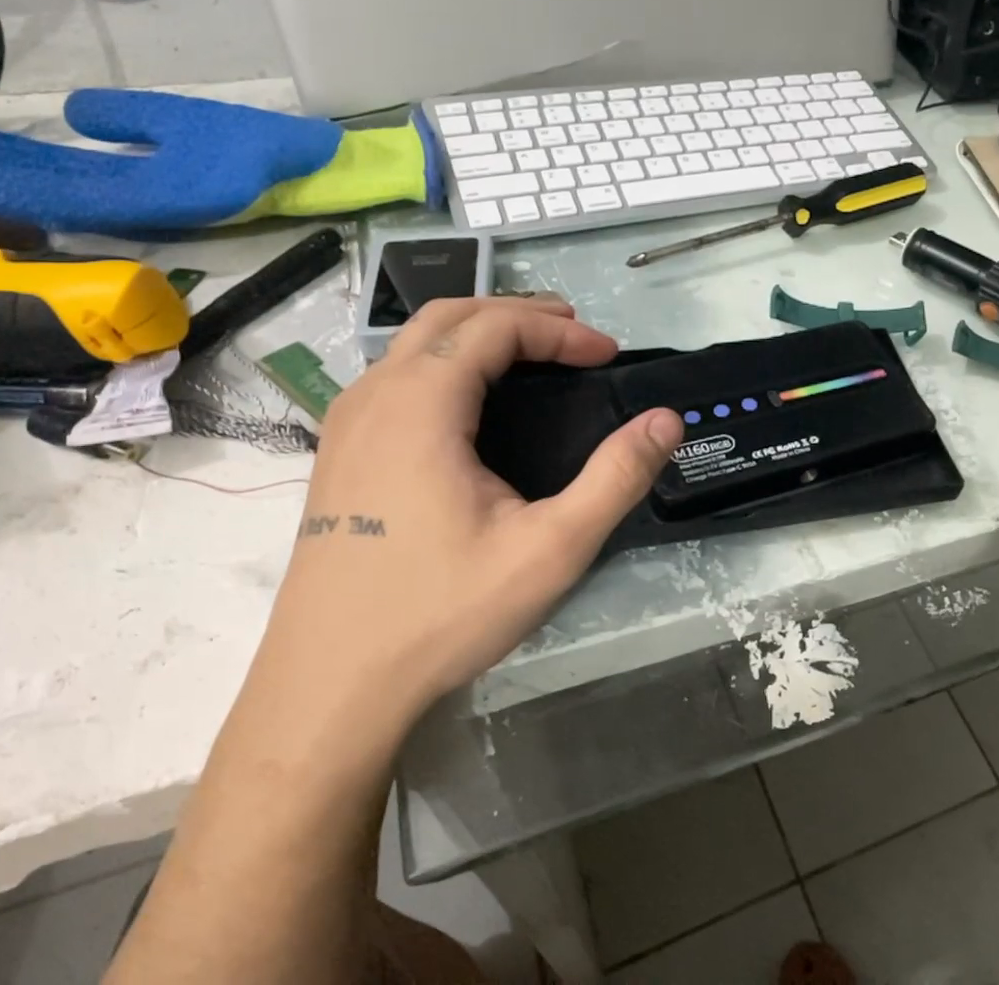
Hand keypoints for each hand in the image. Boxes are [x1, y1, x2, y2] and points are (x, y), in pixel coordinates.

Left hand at [251, 298, 682, 729]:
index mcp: (420, 406)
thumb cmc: (442, 612)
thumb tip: (666, 420)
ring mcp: (345, 427)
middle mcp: (373, 398)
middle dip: (517, 315)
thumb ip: (614, 478)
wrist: (333, 683)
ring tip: (534, 360)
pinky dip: (446, 366)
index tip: (608, 355)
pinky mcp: (338, 458)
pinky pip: (394, 380)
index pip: (494, 328)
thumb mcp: (550, 549)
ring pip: (412, 346)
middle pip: (447, 318)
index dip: (559, 330)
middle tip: (576, 336)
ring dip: (478, 335)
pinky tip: (474, 409)